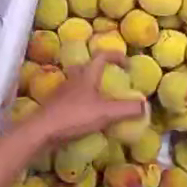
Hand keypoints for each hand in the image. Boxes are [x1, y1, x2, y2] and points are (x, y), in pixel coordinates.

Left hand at [24, 52, 145, 144]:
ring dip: (88, 86)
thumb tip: (145, 104)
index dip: (115, 56)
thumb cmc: (74, 116)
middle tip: (110, 79)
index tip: (127, 63)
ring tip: (100, 99)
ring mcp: (61, 93)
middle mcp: (73, 80)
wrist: (41, 131)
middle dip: (98, 70)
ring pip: (76, 83)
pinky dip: (80, 102)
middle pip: (85, 67)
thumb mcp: (105, 113)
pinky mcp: (54, 106)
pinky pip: (71, 98)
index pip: (101, 56)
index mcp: (86, 76)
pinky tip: (85, 115)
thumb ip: (127, 109)